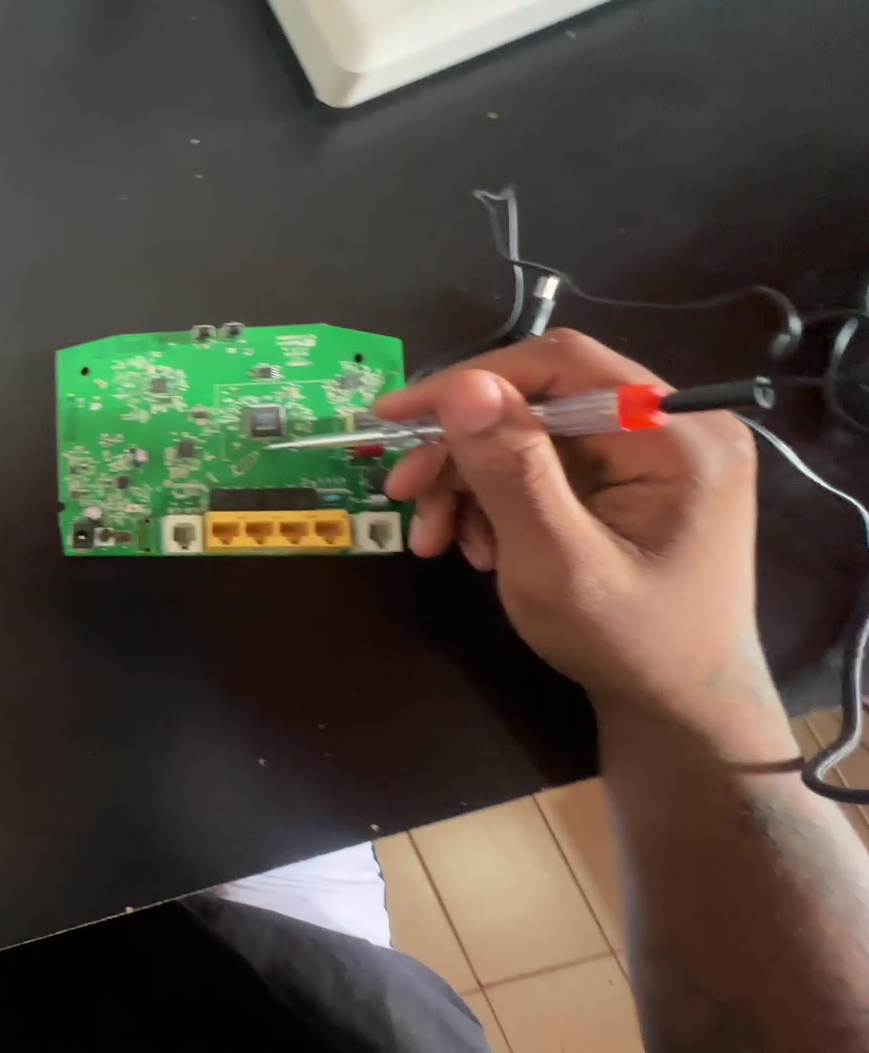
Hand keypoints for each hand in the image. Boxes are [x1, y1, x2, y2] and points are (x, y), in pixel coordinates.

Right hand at [373, 330, 763, 725]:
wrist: (667, 701)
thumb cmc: (624, 637)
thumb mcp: (555, 558)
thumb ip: (511, 471)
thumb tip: (461, 388)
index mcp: (674, 436)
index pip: (559, 366)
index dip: (468, 380)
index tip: (393, 416)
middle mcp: (659, 431)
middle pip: (526, 405)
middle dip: (455, 451)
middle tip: (401, 492)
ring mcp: (630, 459)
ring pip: (511, 440)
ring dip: (458, 486)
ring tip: (434, 540)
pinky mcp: (604, 485)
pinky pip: (519, 471)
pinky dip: (479, 505)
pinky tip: (472, 547)